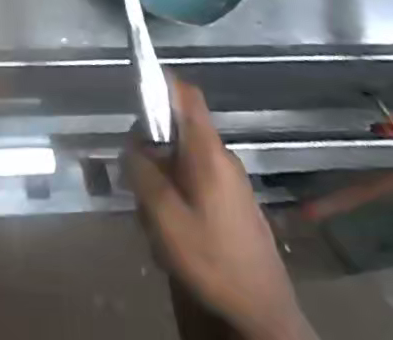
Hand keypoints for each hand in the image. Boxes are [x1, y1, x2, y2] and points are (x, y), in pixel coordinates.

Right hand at [125, 80, 312, 339]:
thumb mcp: (164, 217)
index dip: (161, 82)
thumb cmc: (212, 258)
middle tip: (134, 181)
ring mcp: (231, 181)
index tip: (135, 86)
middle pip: (178, 130)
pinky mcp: (233, 203)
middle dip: (151, 149)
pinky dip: (176, 196)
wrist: (263, 310)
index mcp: (207, 151)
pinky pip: (195, 183)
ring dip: (161, 180)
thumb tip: (130, 144)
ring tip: (151, 219)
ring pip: (184, 161)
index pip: (187, 95)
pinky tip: (170, 234)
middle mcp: (222, 157)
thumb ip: (143, 173)